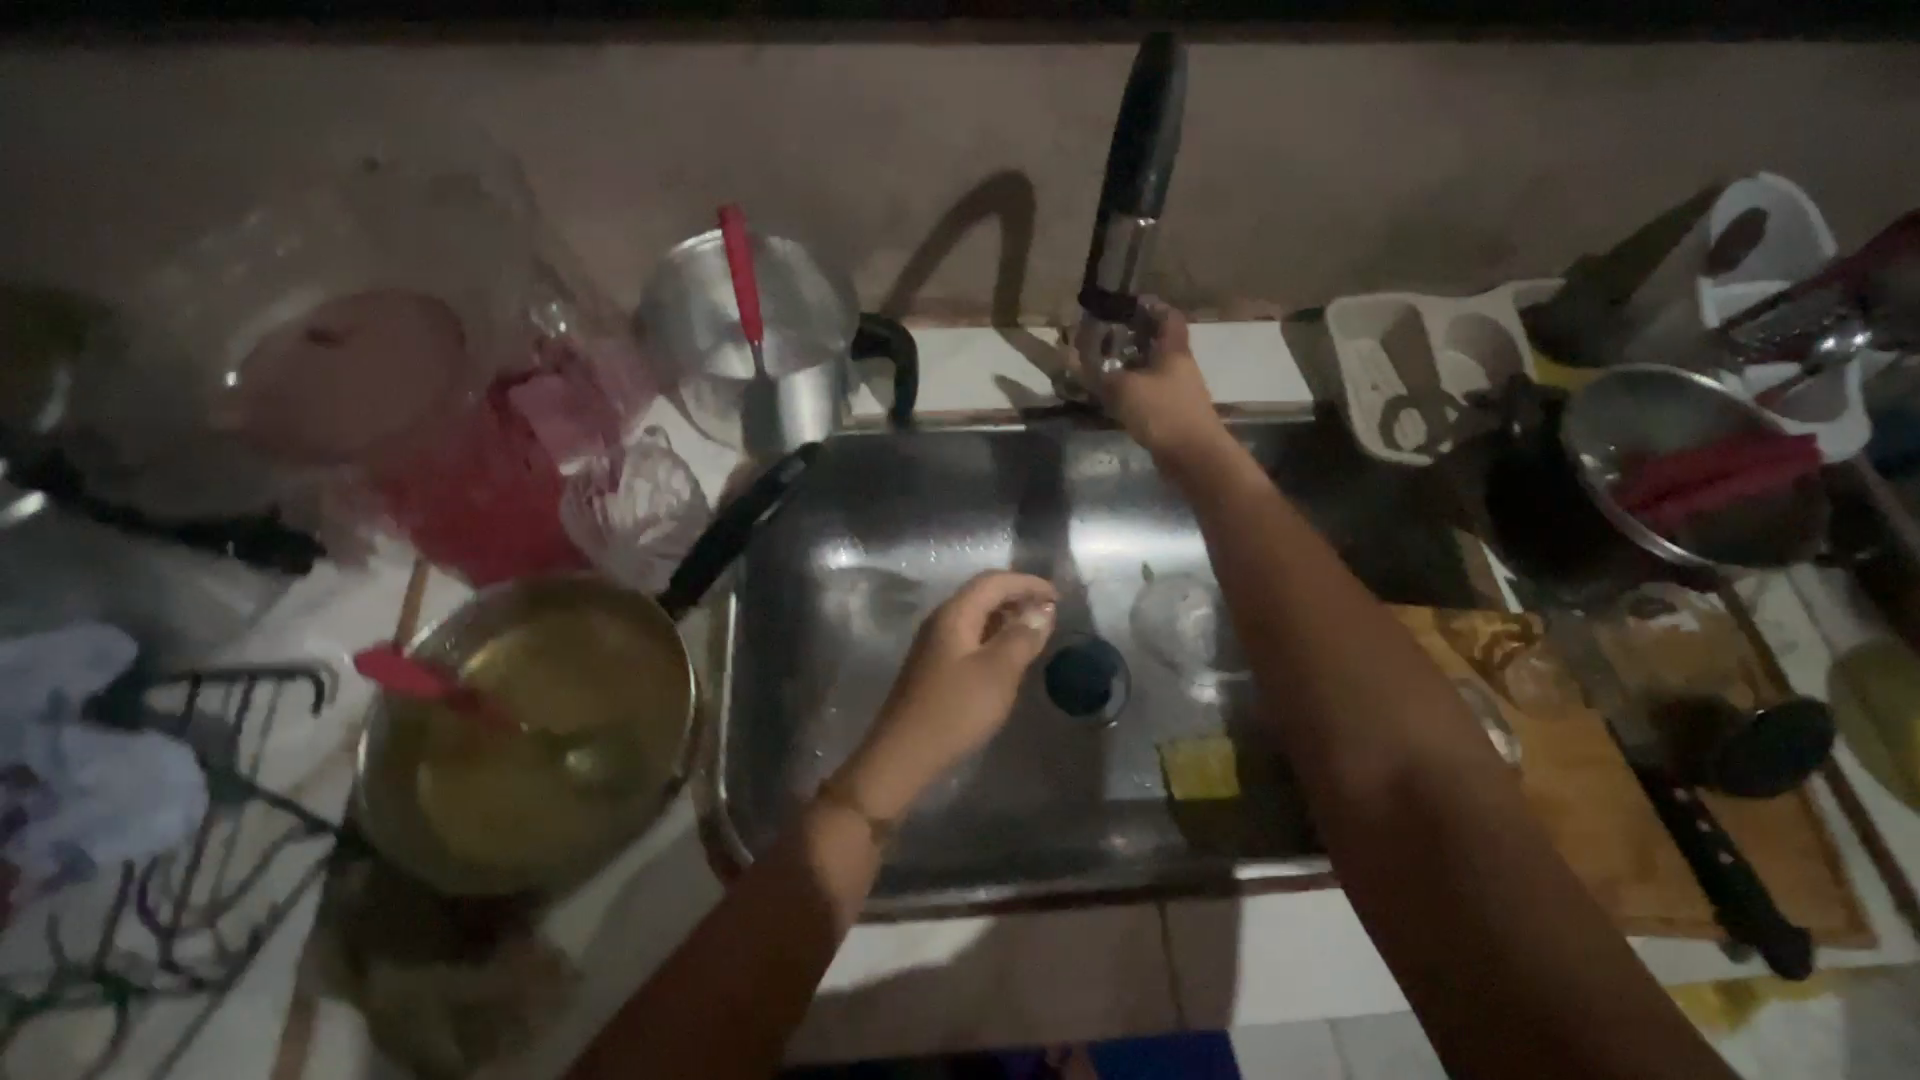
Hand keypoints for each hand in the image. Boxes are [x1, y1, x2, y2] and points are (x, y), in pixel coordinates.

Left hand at [832, 571, 1057, 819]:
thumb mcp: (998, 672)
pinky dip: (993, 637)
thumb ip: (1022, 637)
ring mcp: (933, 644)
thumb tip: (1042, 610)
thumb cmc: (956, 709)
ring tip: (1034, 632)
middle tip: (1049, 613)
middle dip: (1017, 597)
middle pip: (982, 594)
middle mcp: (940, 621)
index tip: (1058, 596)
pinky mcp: (933, 667)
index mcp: (954, 614)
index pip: (994, 581)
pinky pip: (969, 637)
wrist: (904, 753)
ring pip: (975, 617)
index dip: (1028, 583)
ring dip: (1006, 618)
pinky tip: (1007, 657)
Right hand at [1078, 300, 1225, 460]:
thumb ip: (1099, 374)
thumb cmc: (1163, 413)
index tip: (1128, 305)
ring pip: (1153, 371)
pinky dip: (1134, 392)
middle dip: (1134, 339)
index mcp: (1174, 351)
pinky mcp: (1173, 416)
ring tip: (1103, 368)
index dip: (1152, 307)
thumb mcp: (1124, 389)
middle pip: (1159, 344)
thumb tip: (1076, 362)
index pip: (1169, 317)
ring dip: (1132, 368)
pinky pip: (1151, 395)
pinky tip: (1114, 399)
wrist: (1194, 457)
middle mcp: (1180, 368)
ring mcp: (1179, 393)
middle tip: (1105, 338)